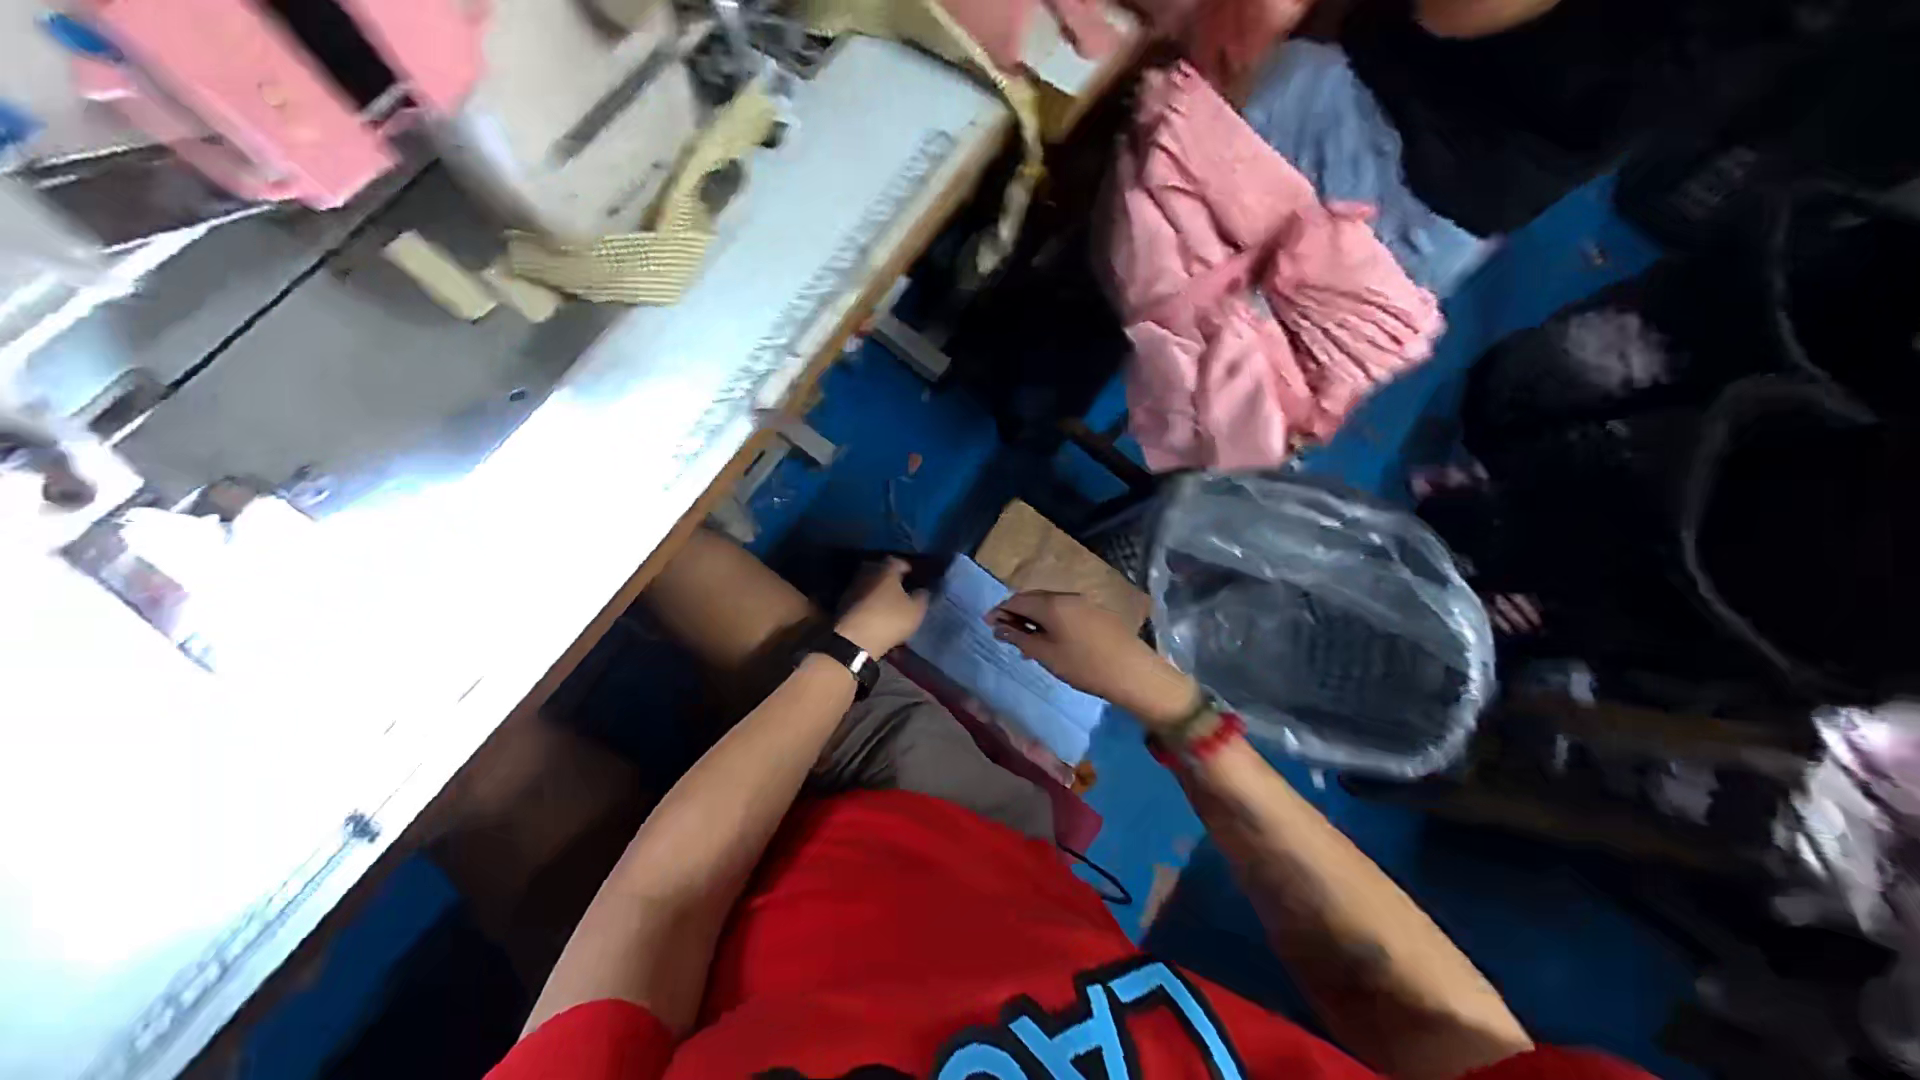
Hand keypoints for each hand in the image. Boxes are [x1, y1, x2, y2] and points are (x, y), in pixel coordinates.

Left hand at [835, 557, 929, 655]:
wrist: (853, 641)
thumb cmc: (888, 620)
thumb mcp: (915, 611)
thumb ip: (922, 596)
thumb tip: (921, 589)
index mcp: (885, 569)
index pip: (897, 561)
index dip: (906, 567)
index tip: (912, 575)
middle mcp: (867, 572)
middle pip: (880, 569)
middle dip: (890, 576)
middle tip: (900, 586)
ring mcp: (853, 586)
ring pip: (869, 582)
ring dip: (878, 588)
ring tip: (888, 599)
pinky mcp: (843, 602)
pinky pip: (861, 595)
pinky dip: (868, 599)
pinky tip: (875, 609)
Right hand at [986, 591, 1200, 730]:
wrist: (1132, 672)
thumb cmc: (1084, 666)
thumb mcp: (1046, 655)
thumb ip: (1020, 639)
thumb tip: (999, 628)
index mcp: (1052, 603)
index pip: (1017, 600)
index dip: (1000, 610)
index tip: (988, 624)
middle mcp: (1067, 596)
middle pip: (1034, 598)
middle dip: (1017, 613)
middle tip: (1005, 632)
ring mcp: (1085, 602)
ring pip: (1051, 604)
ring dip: (1034, 618)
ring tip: (1026, 641)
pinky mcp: (1097, 612)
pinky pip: (1065, 610)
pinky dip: (1051, 621)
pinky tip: (1050, 640)